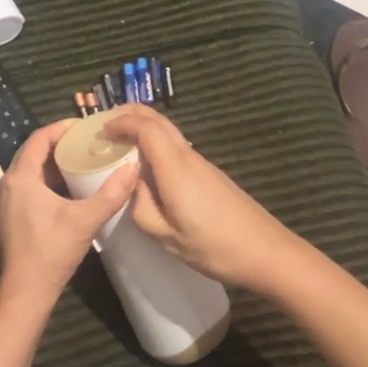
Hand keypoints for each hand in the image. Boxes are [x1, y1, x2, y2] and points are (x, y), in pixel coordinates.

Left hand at [0, 118, 138, 307]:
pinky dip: (48, 176)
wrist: (26, 291)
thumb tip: (133, 168)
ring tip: (81, 156)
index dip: (62, 127)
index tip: (85, 126)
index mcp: (21, 177)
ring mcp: (7, 199)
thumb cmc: (51, 252)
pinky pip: (29, 183)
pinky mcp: (11, 213)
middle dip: (59, 142)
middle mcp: (8, 183)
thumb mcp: (85, 220)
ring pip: (30, 167)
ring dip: (53, 160)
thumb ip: (110, 194)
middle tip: (87, 139)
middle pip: (33, 150)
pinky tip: (69, 183)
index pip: (39, 138)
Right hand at [101, 106, 309, 291]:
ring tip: (122, 139)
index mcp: (174, 167)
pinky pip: (177, 146)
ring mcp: (202, 163)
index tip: (101, 130)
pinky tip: (149, 162)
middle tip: (107, 123)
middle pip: (159, 120)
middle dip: (131, 114)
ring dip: (145, 127)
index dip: (122, 123)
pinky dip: (157, 142)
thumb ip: (141, 207)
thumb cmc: (214, 246)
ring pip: (169, 131)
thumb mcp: (166, 236)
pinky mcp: (210, 174)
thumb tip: (132, 185)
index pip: (145, 128)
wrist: (266, 252)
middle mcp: (188, 157)